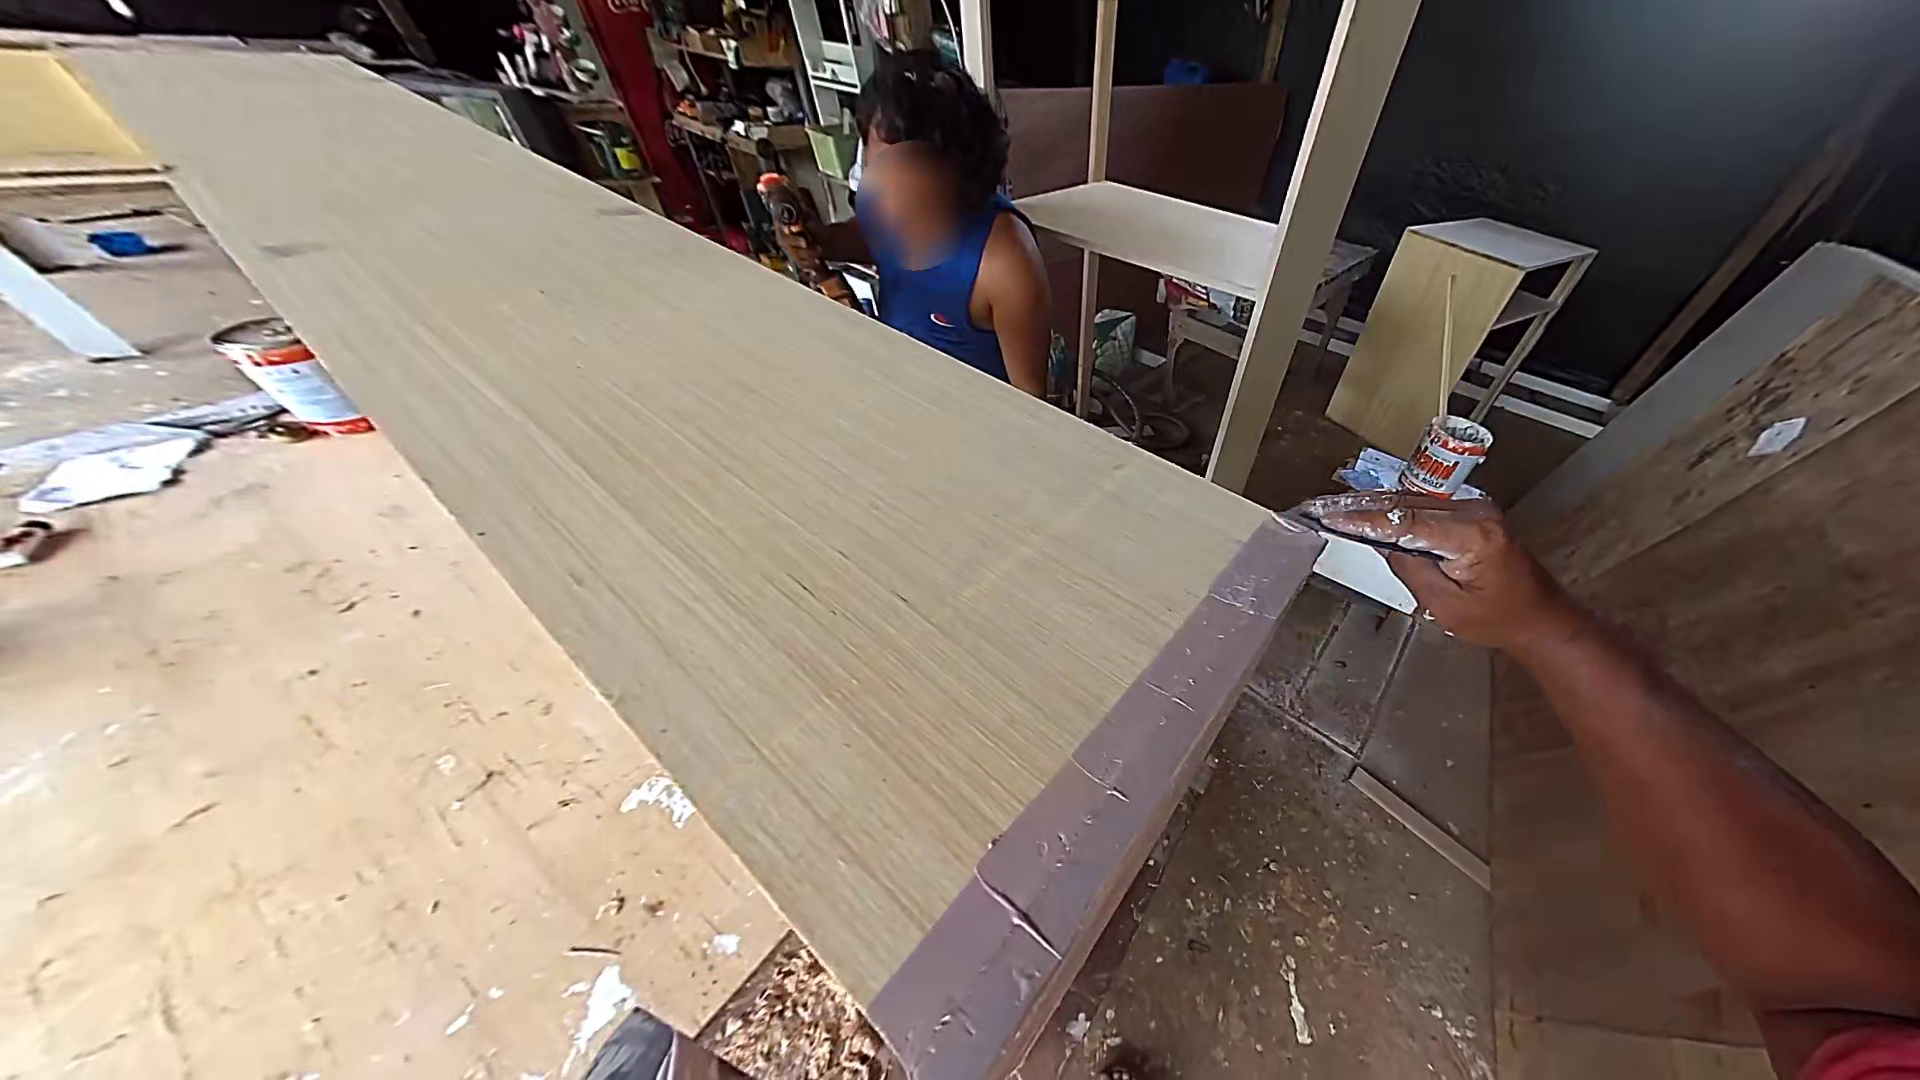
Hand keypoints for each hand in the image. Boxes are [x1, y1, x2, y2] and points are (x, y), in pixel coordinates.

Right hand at [1299, 491, 1586, 651]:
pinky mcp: (1471, 514)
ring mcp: (1476, 510)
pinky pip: (1423, 505)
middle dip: (1362, 506)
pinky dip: (1393, 508)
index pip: (1404, 520)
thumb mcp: (1442, 604)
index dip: (1363, 519)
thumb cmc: (1499, 618)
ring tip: (1337, 508)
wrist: (1540, 618)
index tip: (1332, 518)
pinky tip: (1368, 511)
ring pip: (1411, 499)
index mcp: (1473, 537)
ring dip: (1373, 504)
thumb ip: (1408, 567)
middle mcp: (1477, 515)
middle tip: (1324, 507)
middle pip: (1405, 503)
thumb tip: (1380, 541)